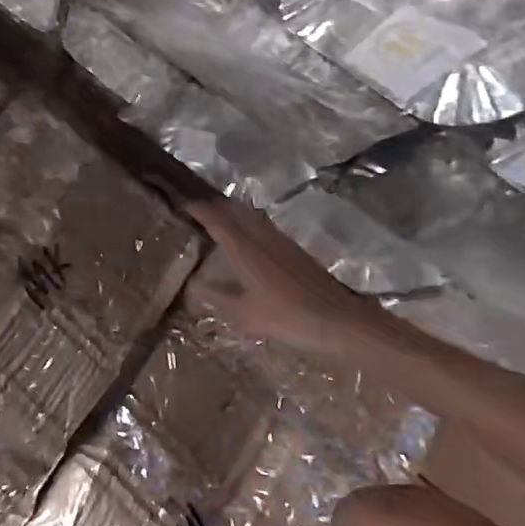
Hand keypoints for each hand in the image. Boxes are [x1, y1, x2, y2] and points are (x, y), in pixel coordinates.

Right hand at [186, 199, 392, 359]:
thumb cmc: (287, 318)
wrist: (339, 320)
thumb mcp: (244, 314)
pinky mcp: (296, 250)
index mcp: (245, 249)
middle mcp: (262, 237)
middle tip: (201, 209)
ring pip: (253, 216)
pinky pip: (266, 226)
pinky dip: (251, 224)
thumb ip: (217, 296)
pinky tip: (251, 238)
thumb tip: (194, 284)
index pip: (217, 220)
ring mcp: (282, 241)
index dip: (200, 210)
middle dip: (217, 206)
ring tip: (222, 217)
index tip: (184, 205)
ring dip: (236, 212)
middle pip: (236, 211)